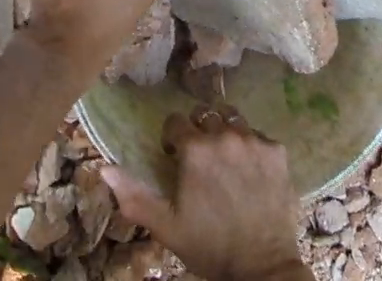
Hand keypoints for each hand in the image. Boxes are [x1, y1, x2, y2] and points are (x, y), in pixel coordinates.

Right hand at [101, 108, 308, 280]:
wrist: (261, 267)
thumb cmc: (208, 246)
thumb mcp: (166, 226)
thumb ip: (133, 195)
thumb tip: (102, 168)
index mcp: (195, 149)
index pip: (176, 121)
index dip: (173, 140)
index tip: (175, 159)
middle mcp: (225, 135)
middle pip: (206, 115)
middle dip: (199, 132)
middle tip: (201, 161)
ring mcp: (255, 141)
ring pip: (234, 120)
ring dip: (226, 134)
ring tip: (226, 162)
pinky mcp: (278, 151)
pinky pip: (259, 136)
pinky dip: (252, 147)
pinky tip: (250, 172)